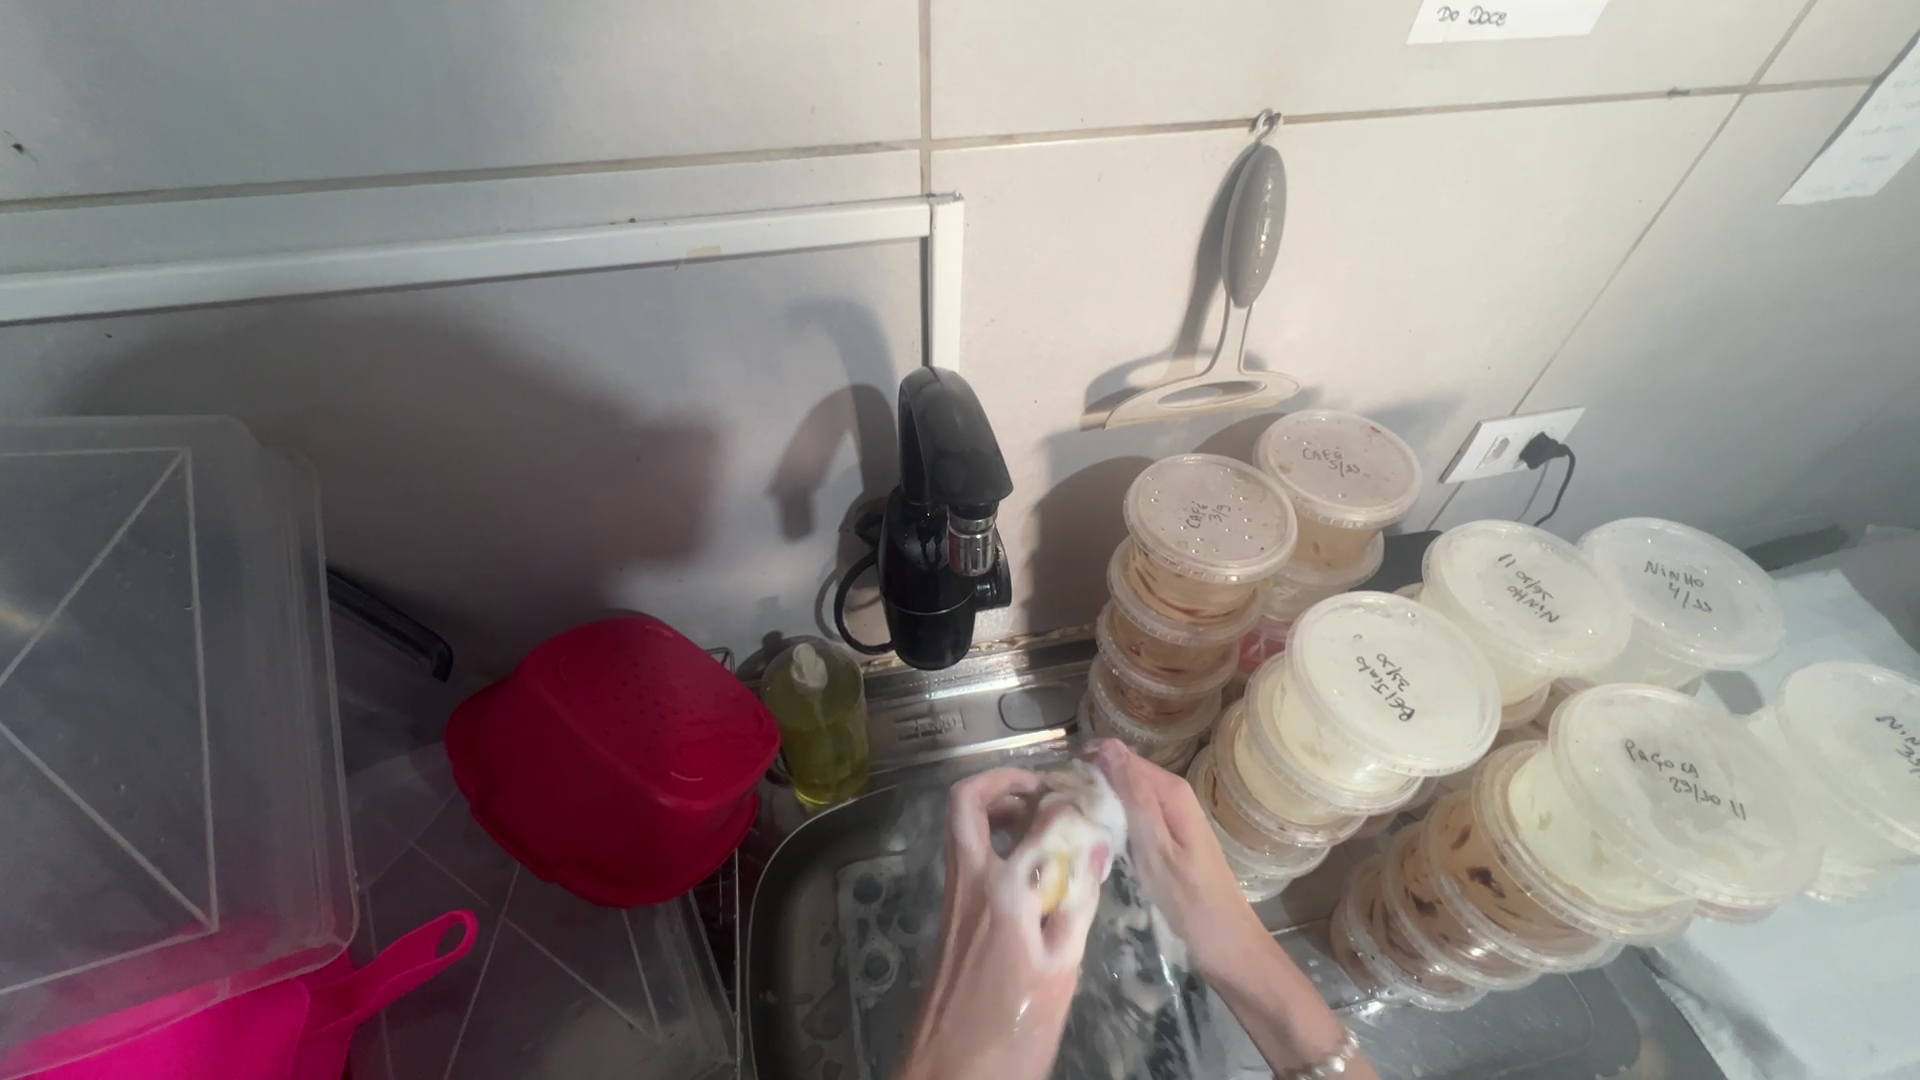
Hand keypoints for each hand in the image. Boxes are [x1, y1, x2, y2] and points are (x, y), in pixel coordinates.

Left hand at [896, 768, 1109, 1079]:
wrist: (948, 1073)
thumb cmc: (1012, 1030)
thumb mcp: (1061, 971)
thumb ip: (1077, 902)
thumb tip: (1095, 846)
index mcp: (1003, 889)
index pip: (1036, 820)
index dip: (1065, 803)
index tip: (1087, 800)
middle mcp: (969, 878)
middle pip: (966, 801)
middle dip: (1002, 780)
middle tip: (1039, 787)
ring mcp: (954, 894)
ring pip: (962, 825)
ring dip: (995, 807)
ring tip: (1038, 818)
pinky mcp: (952, 913)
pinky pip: (967, 853)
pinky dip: (992, 838)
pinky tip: (1028, 865)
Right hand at [1088, 740, 1374, 1078]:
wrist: (1227, 944)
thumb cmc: (1190, 900)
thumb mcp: (1155, 848)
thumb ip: (1133, 797)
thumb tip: (1109, 747)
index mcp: (1169, 790)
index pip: (1120, 755)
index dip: (1088, 764)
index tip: (1058, 784)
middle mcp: (1170, 793)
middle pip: (1122, 771)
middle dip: (1090, 781)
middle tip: (1058, 806)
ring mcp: (1169, 813)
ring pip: (1125, 793)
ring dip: (1099, 801)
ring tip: (1068, 818)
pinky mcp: (1166, 833)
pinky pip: (1132, 813)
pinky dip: (1112, 819)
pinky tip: (1095, 835)